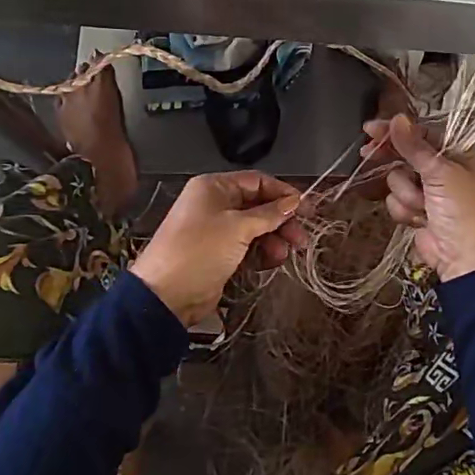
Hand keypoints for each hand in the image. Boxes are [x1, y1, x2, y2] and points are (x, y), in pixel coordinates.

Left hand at [131, 171, 308, 326]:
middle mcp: (214, 204)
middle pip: (258, 205)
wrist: (167, 294)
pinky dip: (261, 253)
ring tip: (284, 255)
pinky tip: (271, 262)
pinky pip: (247, 247)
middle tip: (301, 239)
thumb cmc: (200, 250)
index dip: (283, 193)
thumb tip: (294, 202)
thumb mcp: (237, 227)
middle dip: (281, 221)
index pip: (257, 181)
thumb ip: (269, 214)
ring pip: (255, 228)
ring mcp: (216, 230)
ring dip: (273, 239)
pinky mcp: (218, 253)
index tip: (307, 209)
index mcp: (214, 187)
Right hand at [362, 114, 474, 280]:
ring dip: (405, 193)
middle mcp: (443, 171)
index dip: (396, 131)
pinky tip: (419, 219)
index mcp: (457, 155)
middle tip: (368, 153)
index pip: (421, 134)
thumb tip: (397, 119)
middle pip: (405, 155)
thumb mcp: (441, 174)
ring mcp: (429, 192)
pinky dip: (404, 210)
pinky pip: (396, 201)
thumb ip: (415, 146)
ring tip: (423, 206)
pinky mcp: (417, 211)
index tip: (371, 129)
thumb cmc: (465, 213)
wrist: (467, 260)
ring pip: (397, 180)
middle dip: (391, 159)